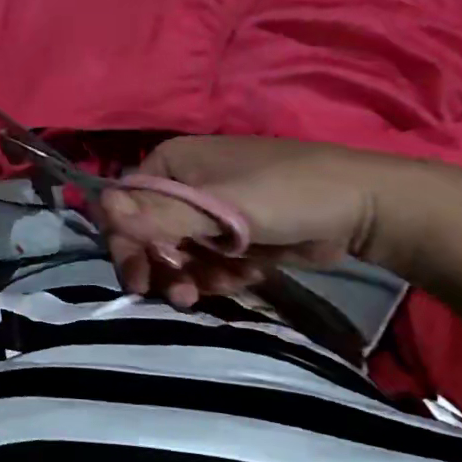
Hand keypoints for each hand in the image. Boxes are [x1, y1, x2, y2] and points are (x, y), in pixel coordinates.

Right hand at [99, 136, 444, 306]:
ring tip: (220, 287)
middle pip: (150, 236)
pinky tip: (244, 277)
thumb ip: (163, 212)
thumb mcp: (223, 206)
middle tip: (180, 298)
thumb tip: (101, 204)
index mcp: (173, 164)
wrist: (360, 209)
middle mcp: (185, 185)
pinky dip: (219, 275)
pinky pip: (208, 262)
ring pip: (179, 255)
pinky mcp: (233, 235)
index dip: (128, 245)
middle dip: (164, 268)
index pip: (126, 207)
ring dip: (193, 277)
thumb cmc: (287, 194)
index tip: (141, 281)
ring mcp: (211, 212)